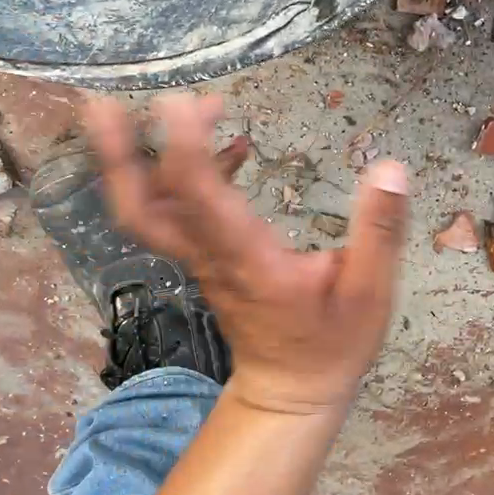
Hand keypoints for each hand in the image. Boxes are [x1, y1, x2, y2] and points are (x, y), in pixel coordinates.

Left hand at [82, 93, 409, 414]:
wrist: (291, 393)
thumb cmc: (331, 342)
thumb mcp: (370, 291)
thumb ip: (379, 229)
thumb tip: (390, 167)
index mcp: (247, 258)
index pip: (202, 197)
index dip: (184, 146)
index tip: (178, 102)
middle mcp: (212, 255)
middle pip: (144, 207)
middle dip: (119, 156)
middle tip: (103, 105)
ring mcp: (203, 259)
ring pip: (152, 209)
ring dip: (141, 158)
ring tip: (172, 103)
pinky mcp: (208, 260)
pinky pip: (181, 213)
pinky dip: (188, 173)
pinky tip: (233, 145)